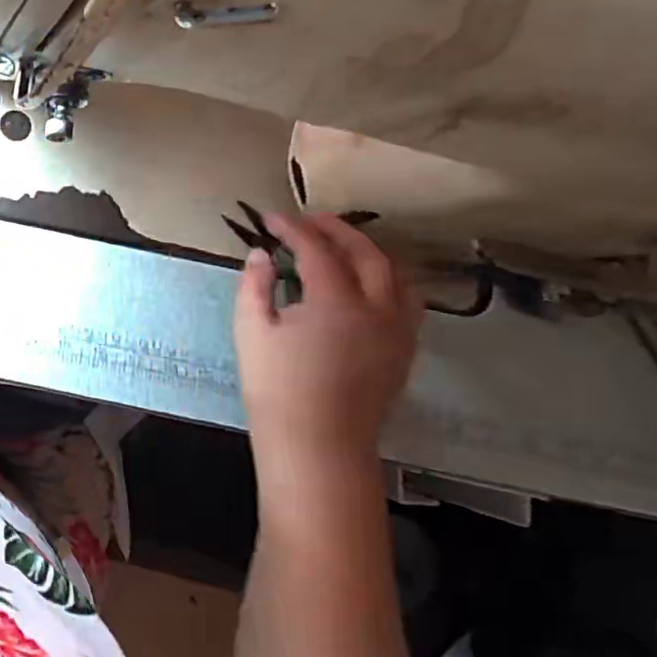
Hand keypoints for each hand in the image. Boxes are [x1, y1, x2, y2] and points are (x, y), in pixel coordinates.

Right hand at [234, 212, 422, 463]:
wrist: (316, 439)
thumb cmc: (274, 383)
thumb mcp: (250, 329)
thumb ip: (255, 285)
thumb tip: (262, 255)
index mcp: (337, 302)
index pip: (318, 251)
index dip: (294, 229)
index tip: (270, 217)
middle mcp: (379, 310)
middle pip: (370, 256)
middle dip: (340, 231)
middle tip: (310, 219)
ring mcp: (400, 331)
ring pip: (398, 277)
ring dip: (370, 252)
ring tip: (342, 244)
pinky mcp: (405, 350)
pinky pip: (406, 301)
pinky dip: (386, 279)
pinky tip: (365, 283)